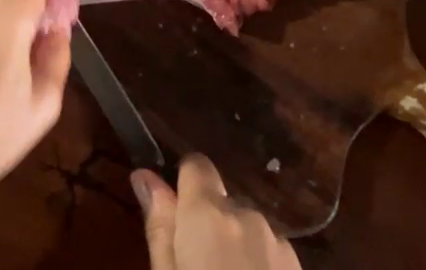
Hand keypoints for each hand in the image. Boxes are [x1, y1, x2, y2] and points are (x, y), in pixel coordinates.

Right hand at [134, 154, 298, 269]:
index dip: (183, 183)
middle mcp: (248, 217)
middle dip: (207, 224)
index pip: (197, 165)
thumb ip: (160, 226)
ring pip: (248, 229)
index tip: (173, 214)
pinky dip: (256, 266)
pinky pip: (270, 252)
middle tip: (193, 267)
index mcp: (208, 214)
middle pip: (222, 201)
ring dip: (234, 246)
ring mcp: (280, 245)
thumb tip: (145, 177)